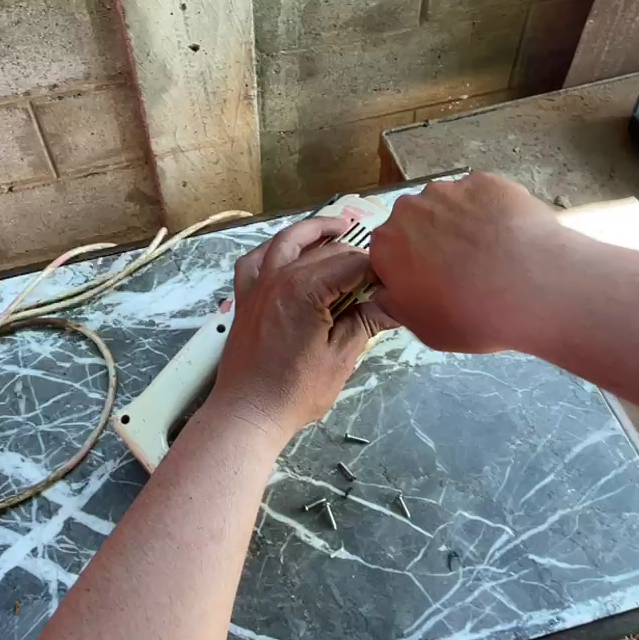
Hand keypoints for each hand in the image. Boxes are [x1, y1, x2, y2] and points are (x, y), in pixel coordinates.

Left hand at [207, 217, 395, 445]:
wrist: (248, 412)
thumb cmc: (294, 391)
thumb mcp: (340, 359)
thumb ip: (365, 324)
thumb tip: (394, 307)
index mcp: (304, 289)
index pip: (351, 264)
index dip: (376, 267)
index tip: (392, 276)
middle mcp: (278, 277)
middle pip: (323, 251)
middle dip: (353, 252)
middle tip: (376, 263)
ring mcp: (257, 285)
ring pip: (286, 241)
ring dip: (312, 231)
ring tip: (338, 227)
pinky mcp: (244, 297)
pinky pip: (254, 260)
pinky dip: (271, 249)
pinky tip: (285, 250)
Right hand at [367, 171, 574, 353]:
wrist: (534, 287)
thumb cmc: (473, 315)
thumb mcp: (423, 329)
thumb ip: (396, 306)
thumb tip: (387, 293)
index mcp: (387, 244)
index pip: (386, 251)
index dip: (407, 267)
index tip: (428, 282)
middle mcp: (409, 209)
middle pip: (414, 222)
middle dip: (430, 240)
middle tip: (461, 268)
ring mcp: (449, 190)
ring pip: (448, 206)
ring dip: (460, 223)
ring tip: (491, 252)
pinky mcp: (485, 181)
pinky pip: (481, 195)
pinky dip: (490, 211)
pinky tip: (509, 236)